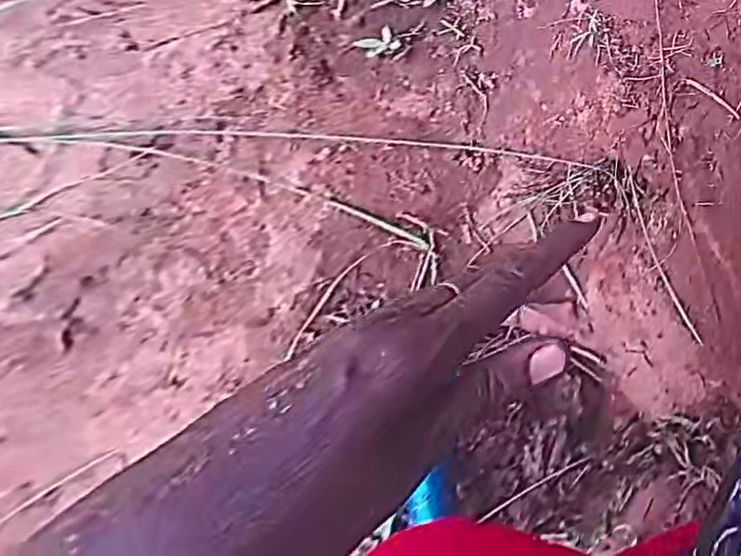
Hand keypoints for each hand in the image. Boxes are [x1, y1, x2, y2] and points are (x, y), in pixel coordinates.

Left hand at [22, 218, 601, 555]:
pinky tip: (435, 374)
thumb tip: (552, 348)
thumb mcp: (405, 462)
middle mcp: (383, 326)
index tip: (590, 218)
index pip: (504, 285)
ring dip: (479, 317)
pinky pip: (400, 327)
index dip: (553, 251)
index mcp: (413, 350)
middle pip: (472, 291)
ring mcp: (346, 336)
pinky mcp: (318, 356)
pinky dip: (438, 335)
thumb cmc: (298, 514)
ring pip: (437, 309)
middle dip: (522, 293)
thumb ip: (480, 395)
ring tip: (506, 347)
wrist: (150, 544)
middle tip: (559, 314)